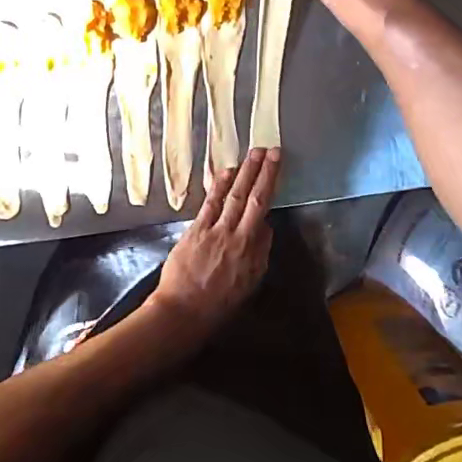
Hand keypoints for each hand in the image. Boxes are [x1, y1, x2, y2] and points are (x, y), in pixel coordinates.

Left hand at [149, 147, 282, 337]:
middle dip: (262, 172)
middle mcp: (236, 236)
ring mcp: (214, 232)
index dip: (271, 183)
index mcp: (252, 249)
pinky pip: (210, 204)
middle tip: (270, 150)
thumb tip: (266, 227)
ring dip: (243, 173)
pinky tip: (226, 172)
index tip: (277, 164)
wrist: (185, 311)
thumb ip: (260, 253)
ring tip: (252, 154)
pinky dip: (219, 187)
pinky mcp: (195, 232)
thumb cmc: (219, 302)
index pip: (265, 209)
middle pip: (253, 198)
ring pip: (233, 197)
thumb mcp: (250, 282)